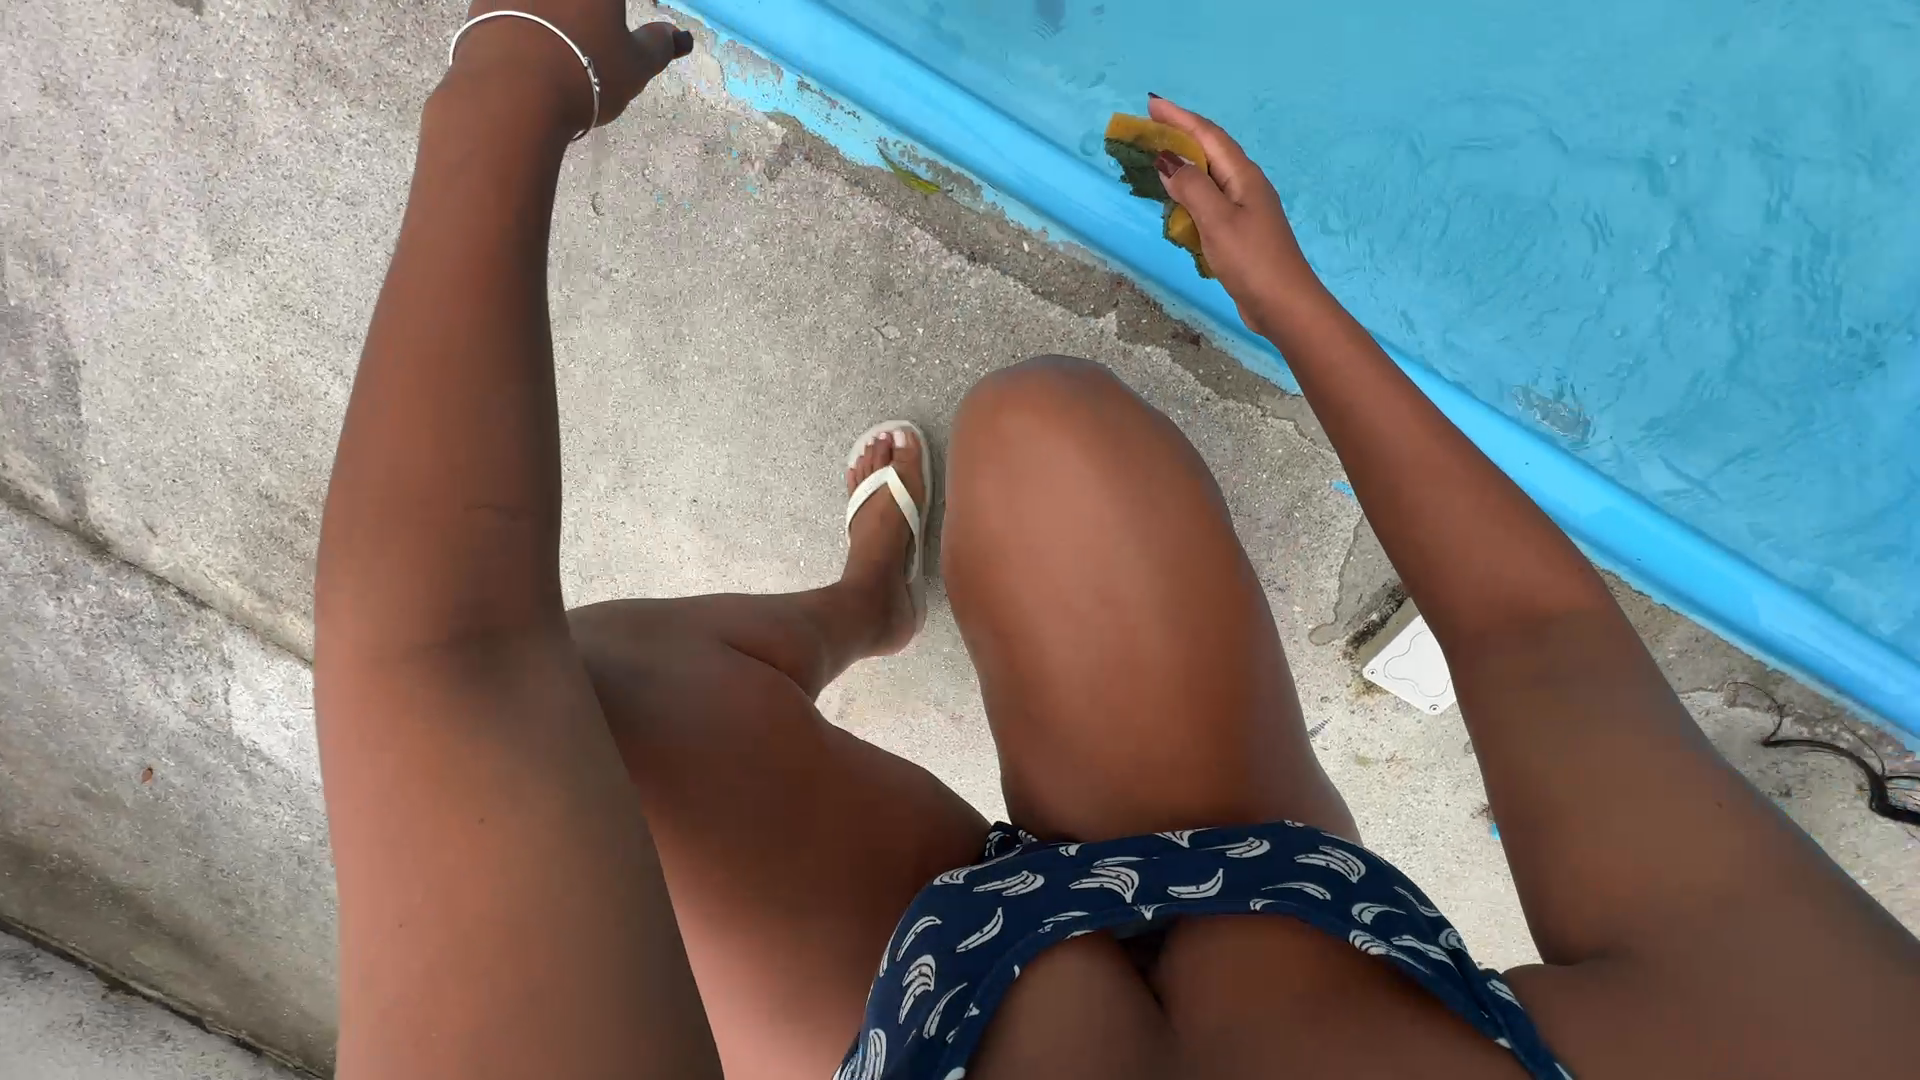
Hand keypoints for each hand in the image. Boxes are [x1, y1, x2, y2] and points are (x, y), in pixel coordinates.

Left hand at [449, 2, 694, 132]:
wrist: (513, 90)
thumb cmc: (588, 72)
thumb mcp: (637, 65)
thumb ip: (659, 45)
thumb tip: (680, 35)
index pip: (614, 0)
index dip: (627, 10)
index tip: (645, 14)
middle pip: (584, 4)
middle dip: (596, 17)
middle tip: (601, 43)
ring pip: (550, 6)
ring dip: (560, 20)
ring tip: (570, 55)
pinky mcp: (485, 0)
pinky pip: (516, 8)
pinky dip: (530, 22)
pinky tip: (537, 51)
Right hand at [1148, 97, 1324, 331]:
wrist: (1282, 303)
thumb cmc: (1251, 260)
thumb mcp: (1216, 220)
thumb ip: (1191, 187)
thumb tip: (1166, 159)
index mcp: (1243, 176)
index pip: (1207, 136)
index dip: (1179, 118)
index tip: (1150, 104)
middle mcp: (1245, 186)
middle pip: (1209, 151)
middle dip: (1179, 136)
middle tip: (1147, 129)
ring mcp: (1244, 210)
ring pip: (1208, 177)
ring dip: (1182, 165)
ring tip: (1155, 162)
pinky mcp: (1239, 233)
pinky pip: (1208, 203)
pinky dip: (1188, 196)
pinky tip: (1175, 204)